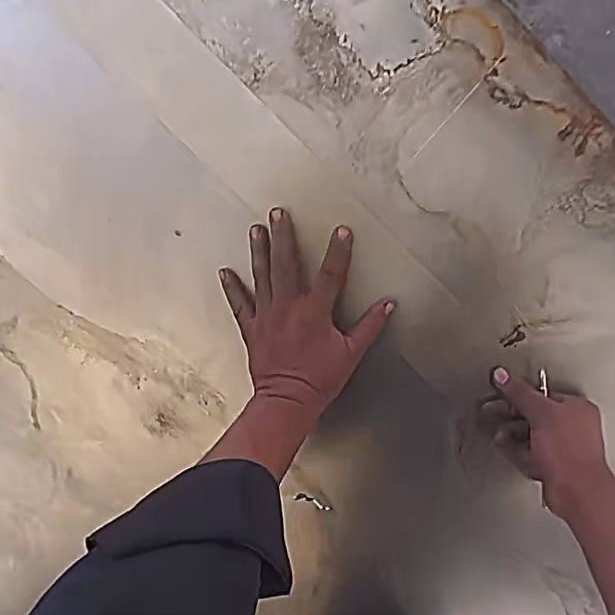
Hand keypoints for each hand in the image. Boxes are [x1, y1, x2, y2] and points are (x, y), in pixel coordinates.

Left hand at [220, 208, 394, 418]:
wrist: (287, 401)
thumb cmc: (320, 379)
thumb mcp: (352, 353)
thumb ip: (370, 326)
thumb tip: (388, 305)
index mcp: (316, 311)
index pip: (331, 273)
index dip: (338, 251)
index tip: (342, 230)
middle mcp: (289, 307)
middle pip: (286, 263)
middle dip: (283, 236)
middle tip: (278, 213)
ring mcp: (267, 316)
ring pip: (262, 276)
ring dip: (259, 251)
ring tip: (256, 229)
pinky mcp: (252, 329)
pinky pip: (240, 304)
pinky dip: (233, 288)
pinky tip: (226, 272)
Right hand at [480, 365, 614, 516]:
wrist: (576, 491)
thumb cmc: (570, 453)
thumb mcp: (541, 414)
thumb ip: (521, 394)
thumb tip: (504, 376)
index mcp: (577, 408)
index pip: (543, 393)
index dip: (521, 395)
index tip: (502, 395)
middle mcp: (572, 427)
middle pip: (534, 415)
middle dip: (513, 418)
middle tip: (497, 416)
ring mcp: (562, 447)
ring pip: (529, 436)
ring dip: (512, 437)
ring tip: (504, 439)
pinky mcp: (552, 465)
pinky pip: (529, 454)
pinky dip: (518, 453)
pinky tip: (513, 454)